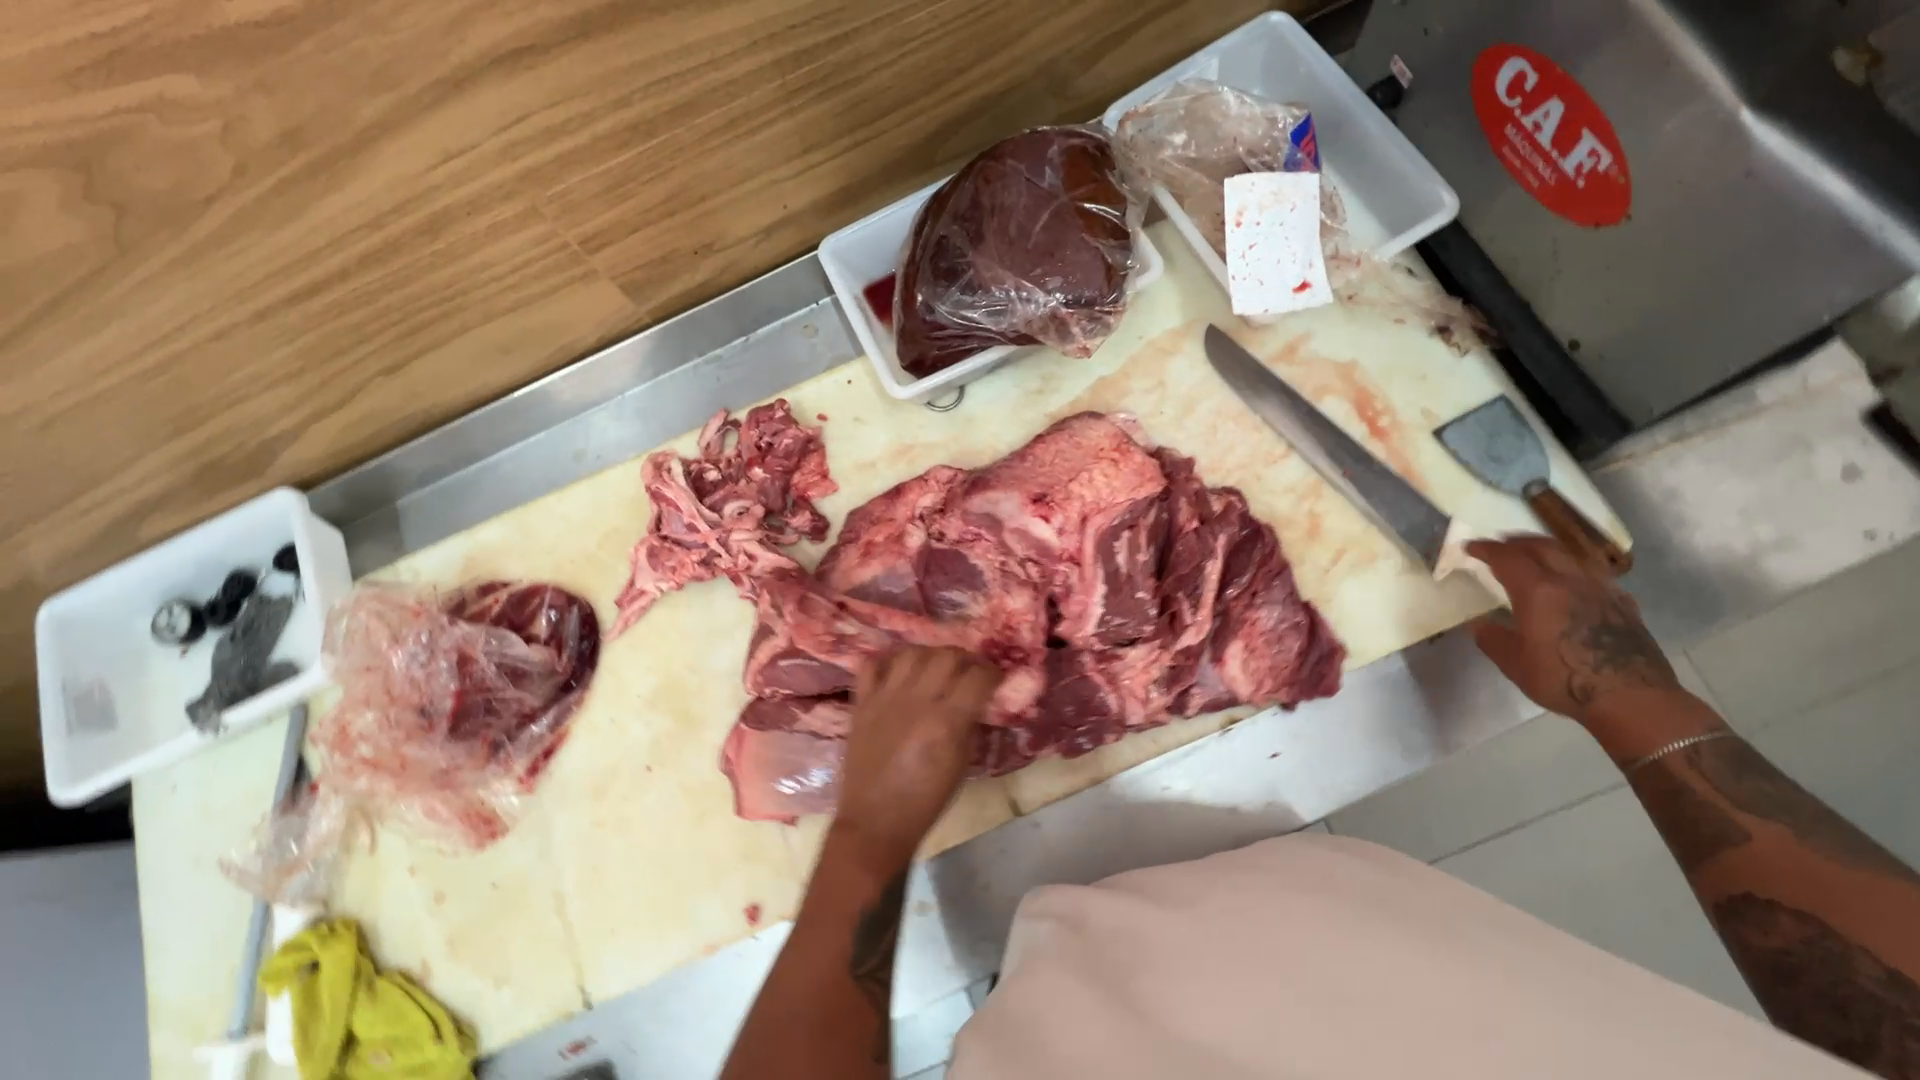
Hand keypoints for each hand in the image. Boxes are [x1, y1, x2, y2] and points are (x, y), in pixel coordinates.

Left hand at [832, 647, 1001, 869]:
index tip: (996, 678)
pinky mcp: (861, 704)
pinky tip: (898, 672)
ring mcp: (884, 699)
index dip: (993, 673)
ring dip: (929, 654)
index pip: (978, 677)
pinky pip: (871, 665)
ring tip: (935, 667)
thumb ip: (969, 726)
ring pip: (911, 653)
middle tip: (969, 671)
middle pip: (947, 656)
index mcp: (946, 722)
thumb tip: (977, 701)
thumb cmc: (925, 802)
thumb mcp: (961, 765)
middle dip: (965, 659)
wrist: (875, 823)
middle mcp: (916, 702)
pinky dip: (887, 662)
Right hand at [1468, 535, 1682, 722]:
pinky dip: (1577, 569)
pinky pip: (1596, 574)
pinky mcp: (1624, 603)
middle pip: (1543, 546)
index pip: (1508, 558)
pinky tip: (1576, 582)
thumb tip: (1479, 624)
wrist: (1631, 697)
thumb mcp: (1513, 663)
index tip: (1471, 547)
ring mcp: (1602, 589)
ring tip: (1538, 555)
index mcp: (1538, 591)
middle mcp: (1570, 580)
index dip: (1487, 549)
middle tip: (1502, 545)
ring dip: (1549, 549)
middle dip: (1518, 542)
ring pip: (1573, 555)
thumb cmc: (1563, 678)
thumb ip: (1492, 638)